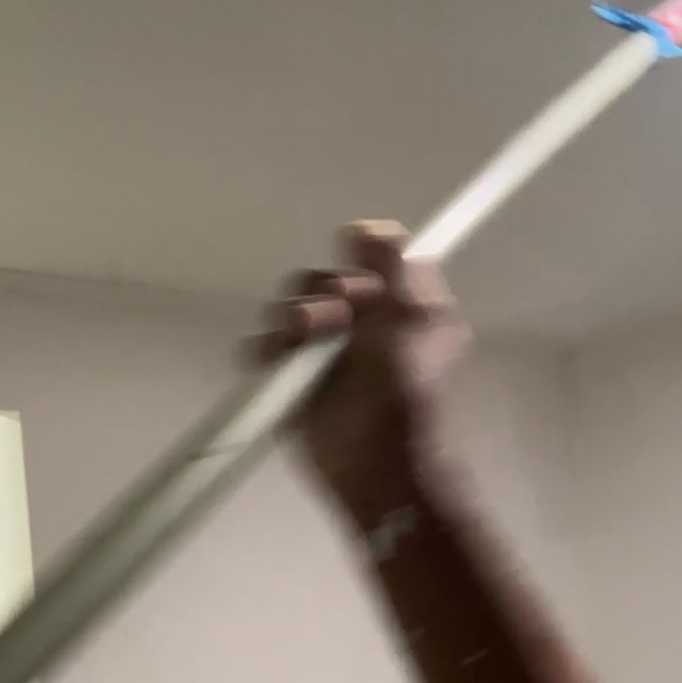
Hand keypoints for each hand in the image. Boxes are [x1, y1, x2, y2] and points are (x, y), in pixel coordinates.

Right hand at [254, 220, 470, 524]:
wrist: (376, 455)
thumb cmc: (405, 385)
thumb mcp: (416, 315)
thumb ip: (395, 263)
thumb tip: (365, 227)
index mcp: (397, 308)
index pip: (367, 263)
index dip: (359, 269)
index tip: (362, 288)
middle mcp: (360, 326)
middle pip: (322, 281)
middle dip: (326, 296)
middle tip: (337, 322)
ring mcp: (323, 355)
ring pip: (289, 309)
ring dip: (293, 320)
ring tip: (305, 343)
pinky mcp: (292, 382)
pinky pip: (265, 348)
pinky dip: (265, 350)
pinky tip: (277, 359)